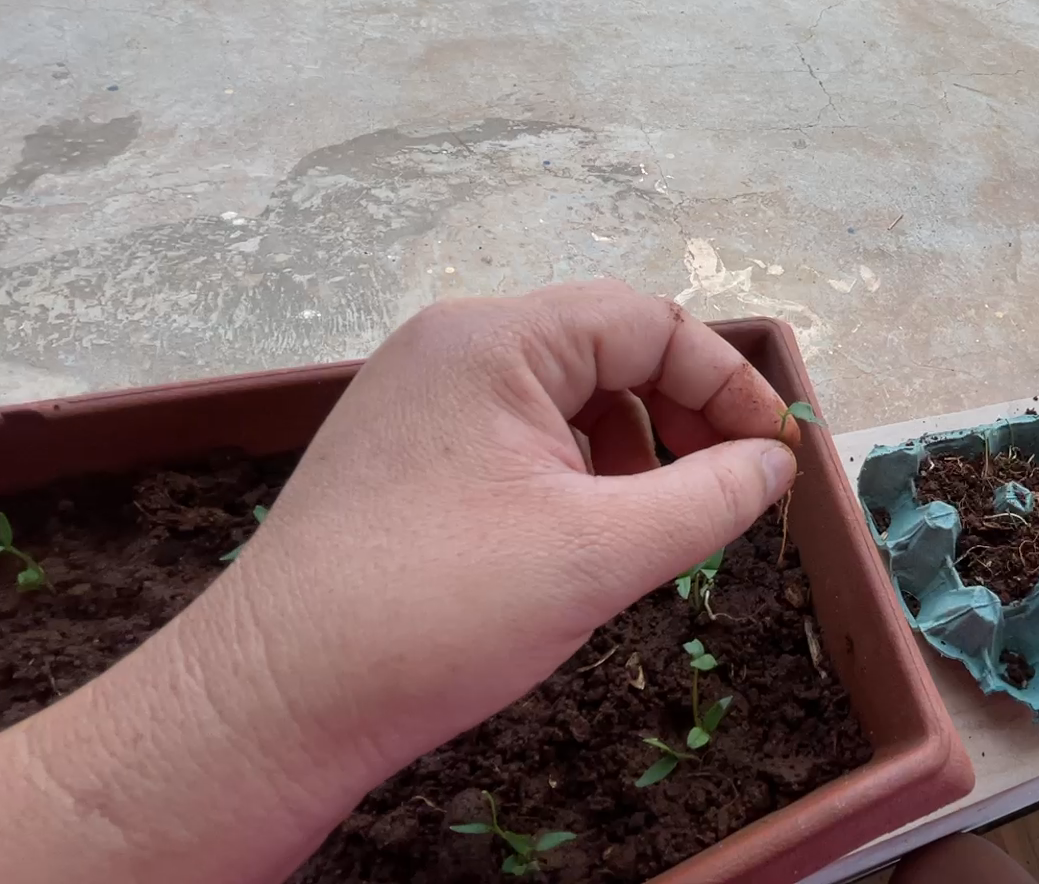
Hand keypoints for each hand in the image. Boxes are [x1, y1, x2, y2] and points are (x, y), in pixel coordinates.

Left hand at [0, 282, 811, 883]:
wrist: (264, 714)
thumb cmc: (438, 614)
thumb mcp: (603, 552)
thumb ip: (712, 495)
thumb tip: (774, 463)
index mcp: (498, 339)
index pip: (651, 323)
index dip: (728, 382)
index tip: (773, 451)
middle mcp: (462, 343)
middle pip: (616, 347)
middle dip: (687, 410)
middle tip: (730, 478)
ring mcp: (435, 391)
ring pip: (580, 389)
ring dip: (641, 440)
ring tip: (658, 510)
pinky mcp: (424, 442)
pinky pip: (537, 425)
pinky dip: (590, 463)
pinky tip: (594, 522)